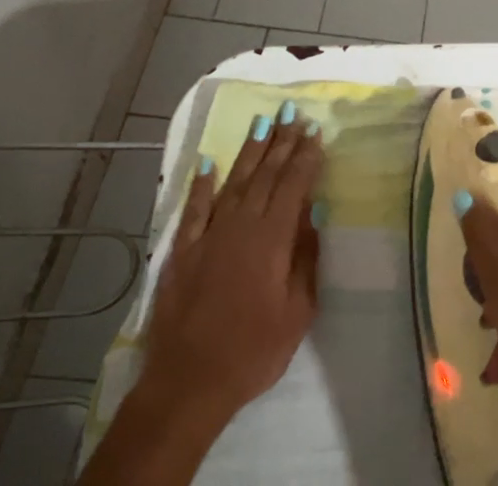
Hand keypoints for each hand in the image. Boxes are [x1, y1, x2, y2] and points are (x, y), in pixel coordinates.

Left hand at [78, 102, 322, 485]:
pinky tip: (209, 164)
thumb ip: (305, 259)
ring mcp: (207, 237)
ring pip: (232, 184)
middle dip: (281, 144)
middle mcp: (239, 228)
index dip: (305, 158)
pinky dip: (202, 185)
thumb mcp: (298, 311)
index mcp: (271, 240)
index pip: (292, 187)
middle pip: (263, 176)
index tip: (315, 132)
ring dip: (248, 153)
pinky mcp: (182, 253)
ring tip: (262, 125)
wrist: (189, 383)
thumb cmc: (254, 351)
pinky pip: (194, 209)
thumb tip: (312, 215)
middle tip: (293, 115)